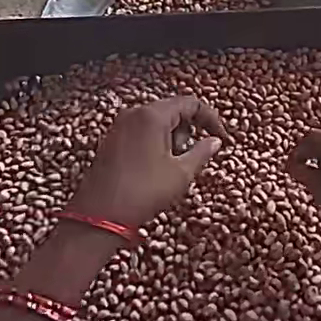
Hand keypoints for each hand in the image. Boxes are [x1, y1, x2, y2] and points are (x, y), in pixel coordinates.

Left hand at [67, 96, 226, 228]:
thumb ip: (202, 152)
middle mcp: (133, 114)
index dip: (211, 119)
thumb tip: (215, 141)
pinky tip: (156, 169)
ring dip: (172, 140)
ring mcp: (119, 127)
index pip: (190, 103)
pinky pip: (141, 133)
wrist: (99, 216)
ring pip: (157, 123)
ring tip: (172, 168)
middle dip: (188, 132)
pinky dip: (155, 145)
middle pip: (172, 111)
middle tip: (190, 158)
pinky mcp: (111, 141)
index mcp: (152, 116)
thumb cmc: (143, 192)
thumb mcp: (181, 173)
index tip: (221, 137)